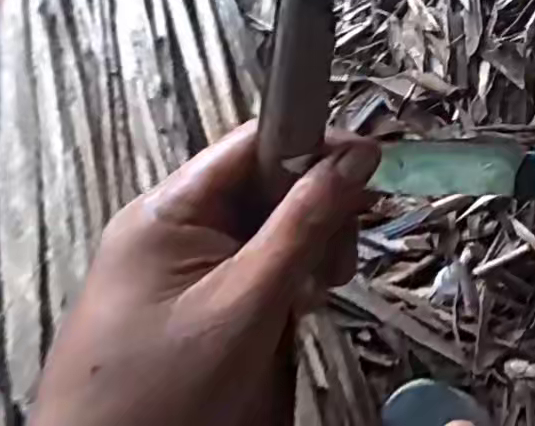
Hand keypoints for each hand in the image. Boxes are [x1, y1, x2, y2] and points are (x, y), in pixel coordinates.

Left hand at [31, 121, 379, 425]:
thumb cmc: (165, 394)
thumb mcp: (248, 300)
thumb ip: (307, 218)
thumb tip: (364, 150)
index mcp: (169, 211)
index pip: (260, 140)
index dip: (320, 144)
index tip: (369, 169)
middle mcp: (178, 222)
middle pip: (275, 177)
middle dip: (322, 206)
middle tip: (344, 252)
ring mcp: (188, 257)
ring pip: (279, 215)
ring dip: (317, 239)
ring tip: (327, 283)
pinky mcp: (202, 288)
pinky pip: (267, 250)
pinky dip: (300, 264)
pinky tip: (306, 297)